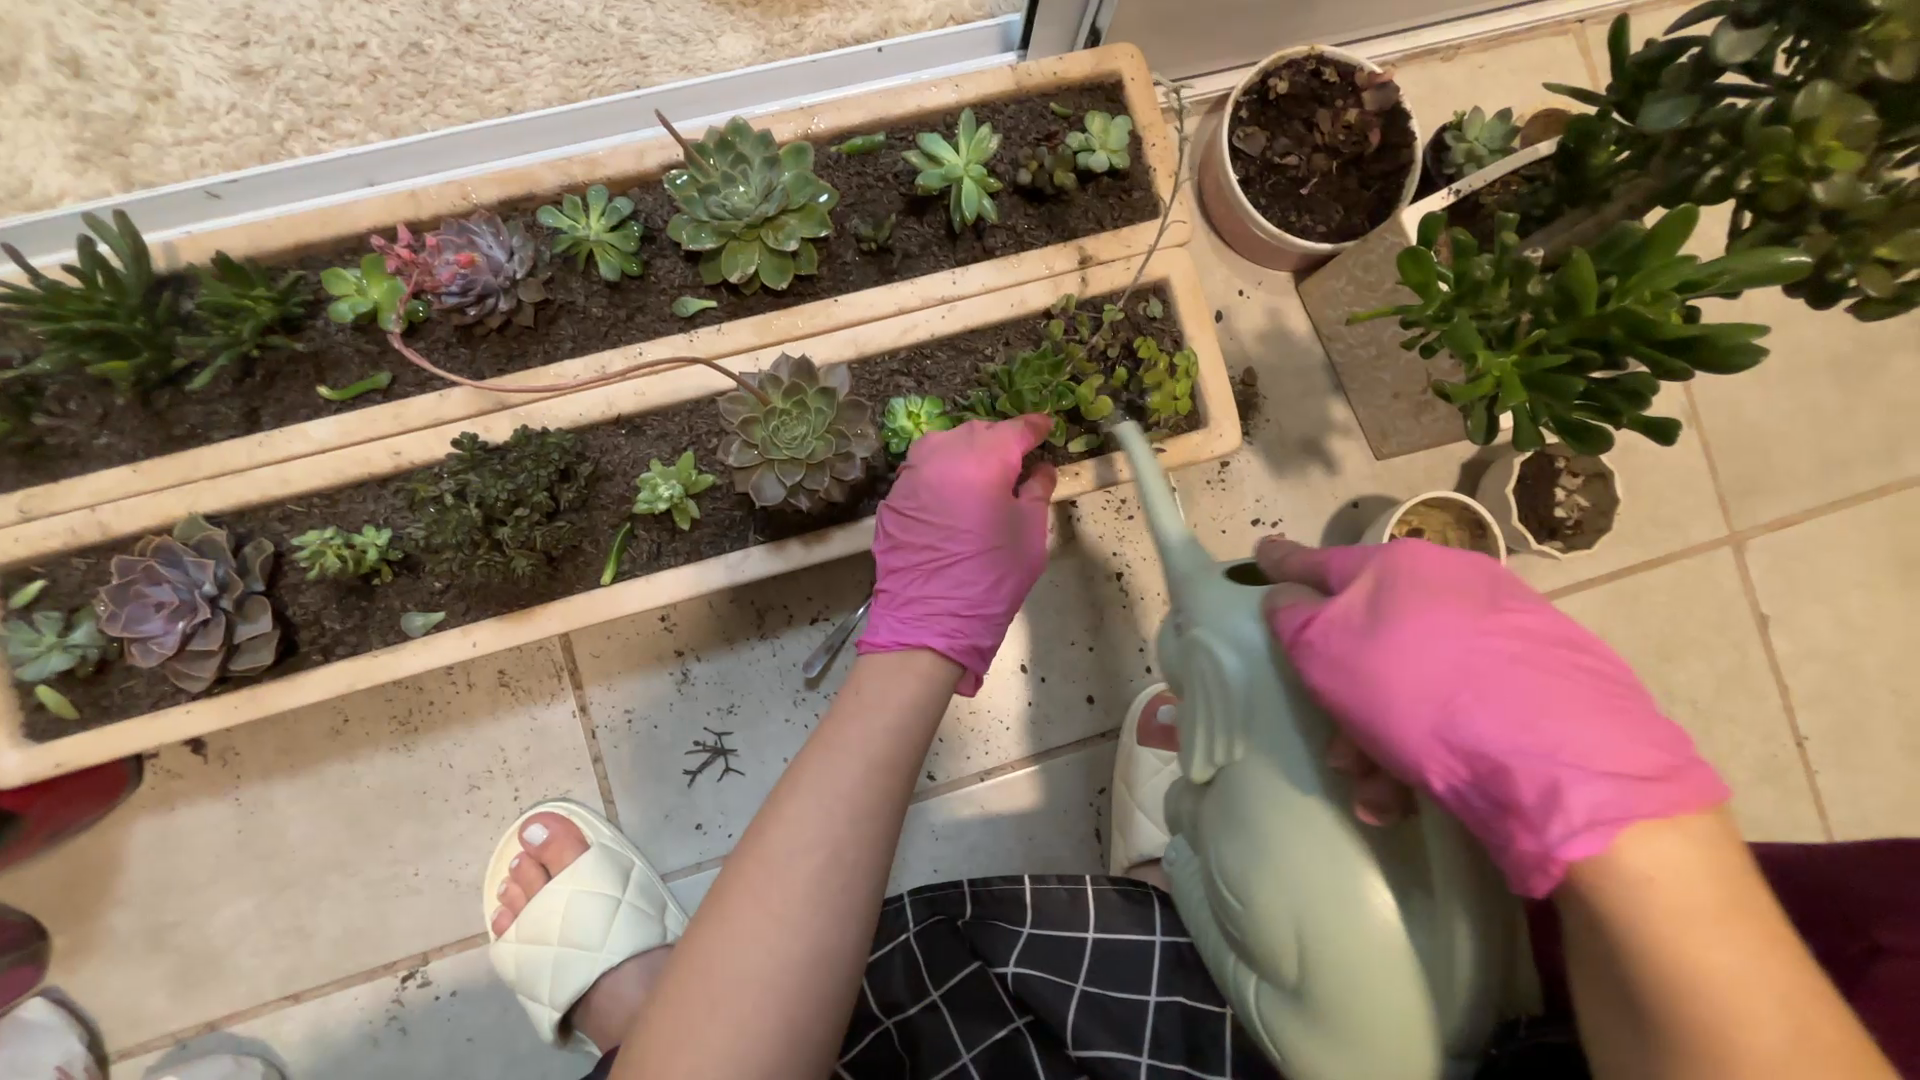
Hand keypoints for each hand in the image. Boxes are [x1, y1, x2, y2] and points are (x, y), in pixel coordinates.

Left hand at [856, 416, 1056, 695]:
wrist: (930, 619)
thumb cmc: (992, 575)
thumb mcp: (1029, 533)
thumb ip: (1036, 491)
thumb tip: (1041, 469)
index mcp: (984, 457)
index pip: (1015, 429)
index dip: (1034, 427)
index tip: (1046, 427)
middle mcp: (943, 453)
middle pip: (978, 432)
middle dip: (1000, 439)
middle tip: (1019, 457)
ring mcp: (913, 474)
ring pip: (946, 445)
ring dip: (968, 451)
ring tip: (984, 472)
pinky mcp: (895, 497)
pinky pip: (925, 470)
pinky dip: (944, 472)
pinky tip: (954, 493)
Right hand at [1257, 535, 1728, 896]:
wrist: (1560, 759)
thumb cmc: (1414, 691)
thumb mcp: (1324, 652)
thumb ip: (1291, 618)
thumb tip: (1285, 595)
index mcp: (1397, 567)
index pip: (1319, 560)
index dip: (1283, 562)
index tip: (1262, 555)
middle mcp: (1450, 586)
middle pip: (1366, 634)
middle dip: (1338, 692)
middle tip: (1331, 742)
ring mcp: (1501, 630)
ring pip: (1408, 678)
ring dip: (1376, 735)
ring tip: (1375, 792)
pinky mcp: (1540, 679)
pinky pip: (1456, 703)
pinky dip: (1424, 744)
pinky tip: (1413, 797)